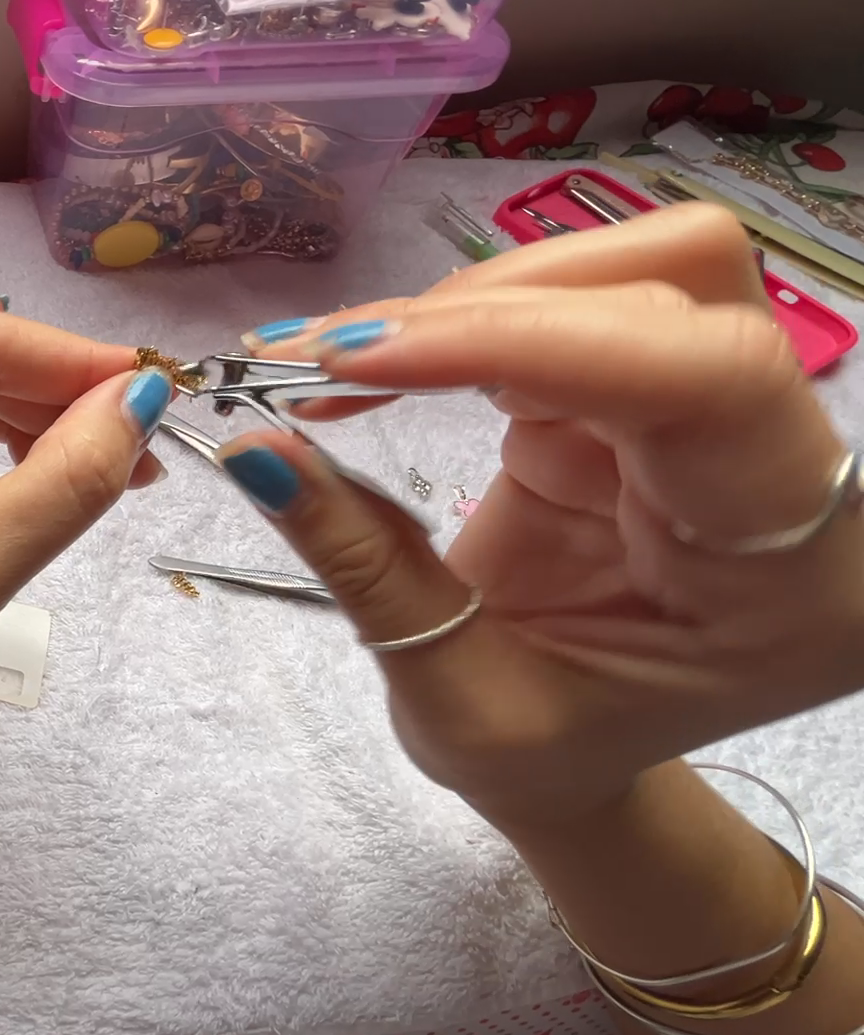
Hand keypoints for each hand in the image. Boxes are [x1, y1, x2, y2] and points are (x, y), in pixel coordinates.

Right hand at [222, 205, 863, 823]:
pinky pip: (543, 320)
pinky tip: (355, 372)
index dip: (518, 342)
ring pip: (607, 277)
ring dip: (449, 307)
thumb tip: (250, 449)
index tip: (350, 360)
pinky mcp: (624, 408)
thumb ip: (356, 558)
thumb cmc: (535, 755)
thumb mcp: (443, 686)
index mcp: (785, 573)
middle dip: (467, 312)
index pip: (694, 381)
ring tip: (318, 362)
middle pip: (664, 288)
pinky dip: (436, 331)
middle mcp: (778, 468)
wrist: (575, 757)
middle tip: (310, 360)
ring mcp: (704, 423)